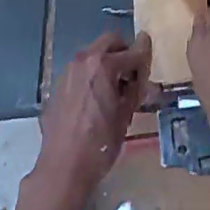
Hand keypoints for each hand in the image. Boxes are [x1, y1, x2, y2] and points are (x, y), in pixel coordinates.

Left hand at [35, 31, 154, 193]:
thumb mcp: (126, 114)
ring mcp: (68, 70)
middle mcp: (83, 59)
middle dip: (124, 53)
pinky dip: (93, 74)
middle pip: (110, 42)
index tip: (150, 69)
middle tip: (132, 77)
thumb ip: (136, 85)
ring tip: (114, 89)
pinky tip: (96, 98)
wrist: (62, 167)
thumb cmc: (100, 143)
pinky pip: (81, 69)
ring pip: (94, 53)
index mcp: (103, 64)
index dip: (145, 60)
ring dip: (107, 62)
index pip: (133, 51)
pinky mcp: (59, 83)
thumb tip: (143, 71)